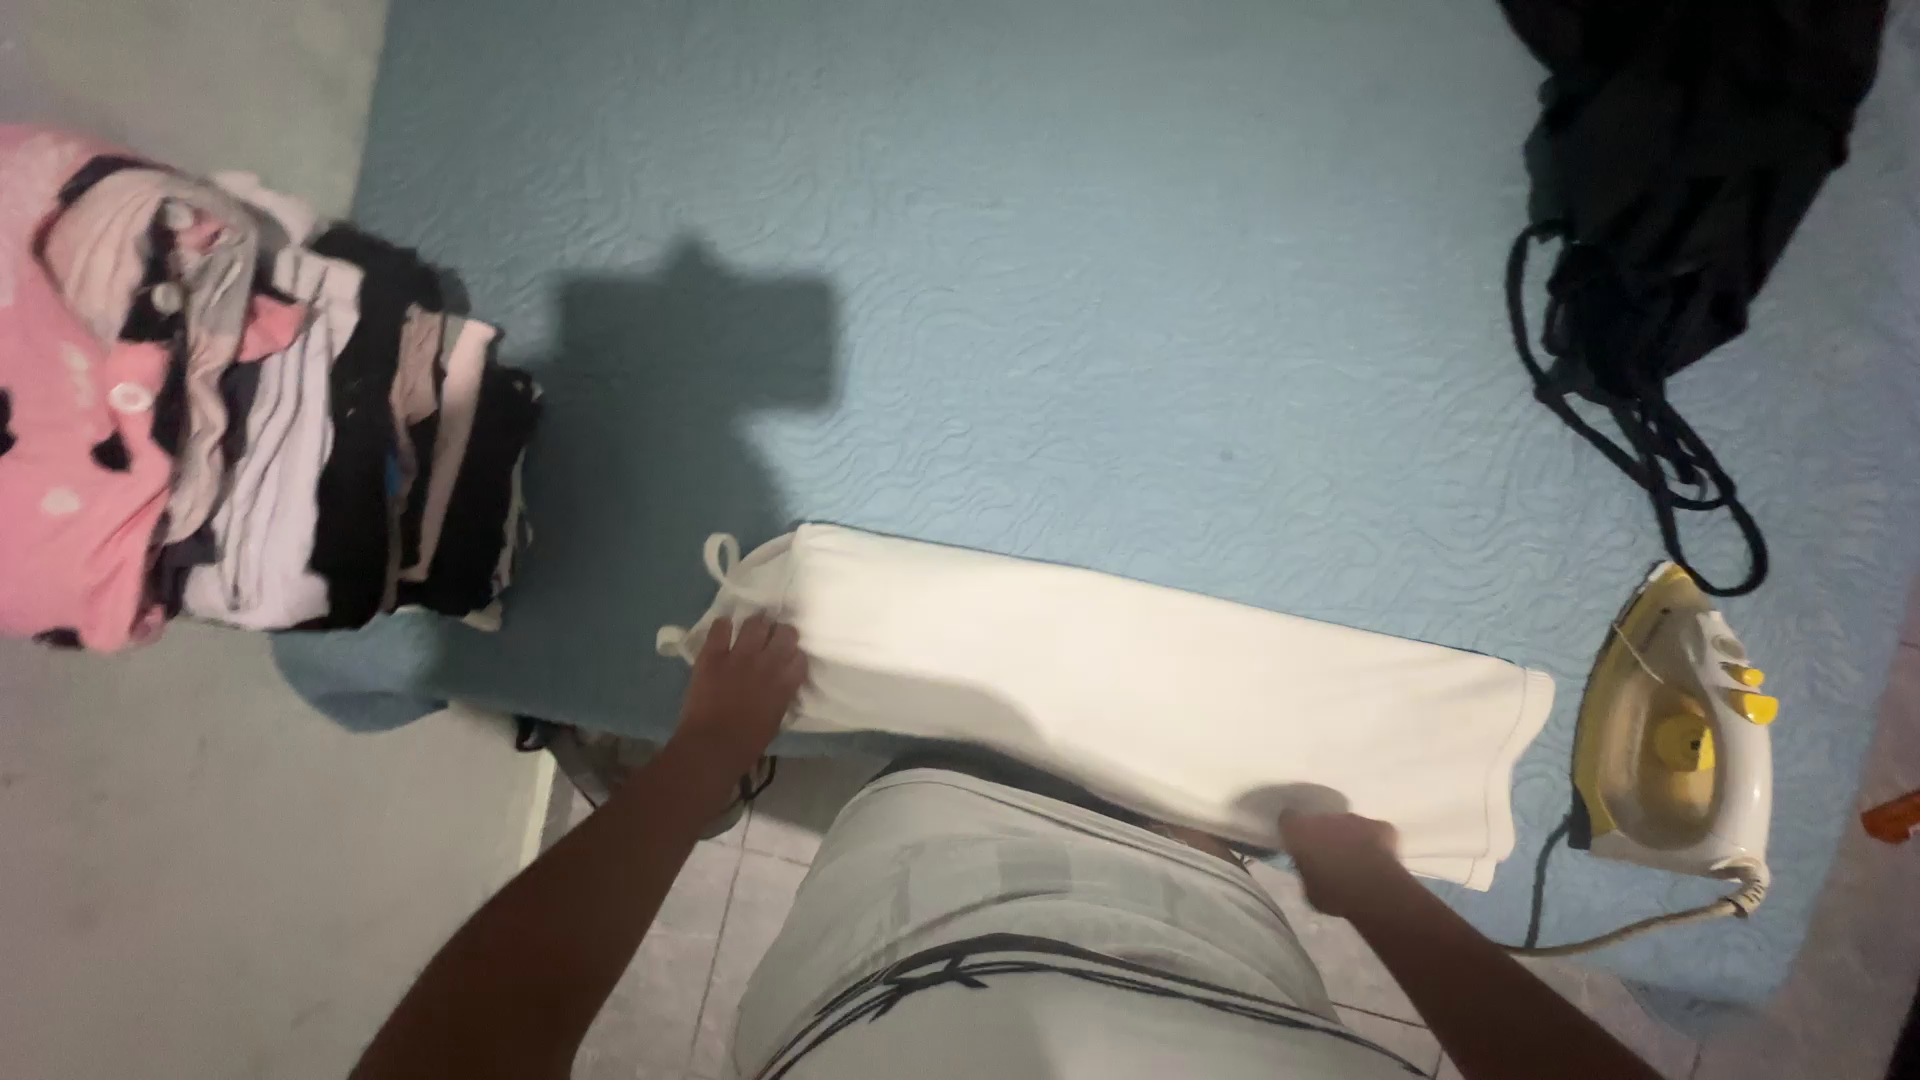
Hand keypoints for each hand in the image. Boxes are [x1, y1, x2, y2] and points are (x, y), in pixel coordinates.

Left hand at [665, 614, 806, 796]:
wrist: (711, 746)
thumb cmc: (748, 742)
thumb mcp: (777, 718)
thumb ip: (782, 694)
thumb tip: (781, 682)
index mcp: (786, 682)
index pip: (800, 656)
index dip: (794, 655)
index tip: (789, 658)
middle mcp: (767, 663)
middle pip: (784, 632)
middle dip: (781, 633)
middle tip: (774, 638)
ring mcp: (739, 656)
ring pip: (755, 623)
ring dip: (756, 625)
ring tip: (752, 630)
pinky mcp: (713, 656)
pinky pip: (720, 628)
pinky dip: (723, 626)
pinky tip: (724, 629)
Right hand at [1278, 811, 1405, 918]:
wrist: (1375, 892)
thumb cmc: (1334, 894)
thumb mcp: (1309, 890)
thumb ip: (1306, 873)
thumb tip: (1309, 871)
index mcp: (1299, 830)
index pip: (1287, 819)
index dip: (1292, 831)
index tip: (1297, 845)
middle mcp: (1324, 817)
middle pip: (1319, 820)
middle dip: (1323, 835)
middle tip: (1329, 858)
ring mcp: (1354, 819)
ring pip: (1347, 825)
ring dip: (1348, 837)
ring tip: (1356, 861)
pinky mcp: (1380, 826)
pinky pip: (1374, 830)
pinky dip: (1374, 841)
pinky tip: (1378, 858)